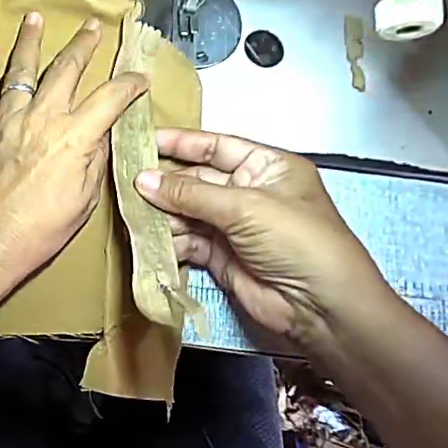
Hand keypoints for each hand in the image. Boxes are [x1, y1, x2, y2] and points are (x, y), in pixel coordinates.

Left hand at [0, 12, 146, 301]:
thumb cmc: (34, 232)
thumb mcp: (82, 202)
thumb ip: (93, 162)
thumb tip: (100, 136)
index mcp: (74, 137)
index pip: (111, 98)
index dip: (129, 85)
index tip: (139, 78)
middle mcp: (41, 117)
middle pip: (66, 69)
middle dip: (82, 46)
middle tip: (91, 27)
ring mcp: (5, 117)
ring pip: (21, 67)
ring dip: (31, 40)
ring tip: (36, 17)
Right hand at [133, 129, 388, 349]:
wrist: (321, 308)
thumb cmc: (297, 241)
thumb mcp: (245, 207)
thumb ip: (189, 193)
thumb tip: (142, 179)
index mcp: (265, 168)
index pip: (215, 147)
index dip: (180, 143)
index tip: (144, 140)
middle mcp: (247, 192)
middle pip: (194, 181)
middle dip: (164, 184)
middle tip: (127, 183)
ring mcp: (232, 225)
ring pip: (185, 212)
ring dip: (161, 215)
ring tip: (133, 215)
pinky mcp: (219, 255)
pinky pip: (185, 240)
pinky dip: (167, 241)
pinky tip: (148, 241)